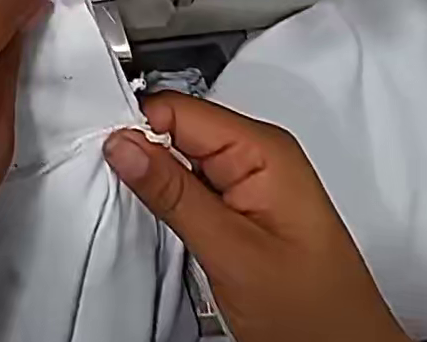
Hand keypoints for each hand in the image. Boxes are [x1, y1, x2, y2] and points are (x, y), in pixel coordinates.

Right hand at [104, 93, 408, 341]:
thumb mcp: (232, 252)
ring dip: (155, 173)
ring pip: (179, 152)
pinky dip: (168, 192)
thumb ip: (172, 192)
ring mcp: (248, 176)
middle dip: (144, 149)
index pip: (177, 109)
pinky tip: (162, 213)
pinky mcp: (239, 200)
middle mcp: (255, 151)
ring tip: (143, 205)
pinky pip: (189, 177)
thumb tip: (123, 142)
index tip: (111, 155)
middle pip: (176, 125)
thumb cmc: (316, 318)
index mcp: (260, 147)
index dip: (139, 127)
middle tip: (120, 184)